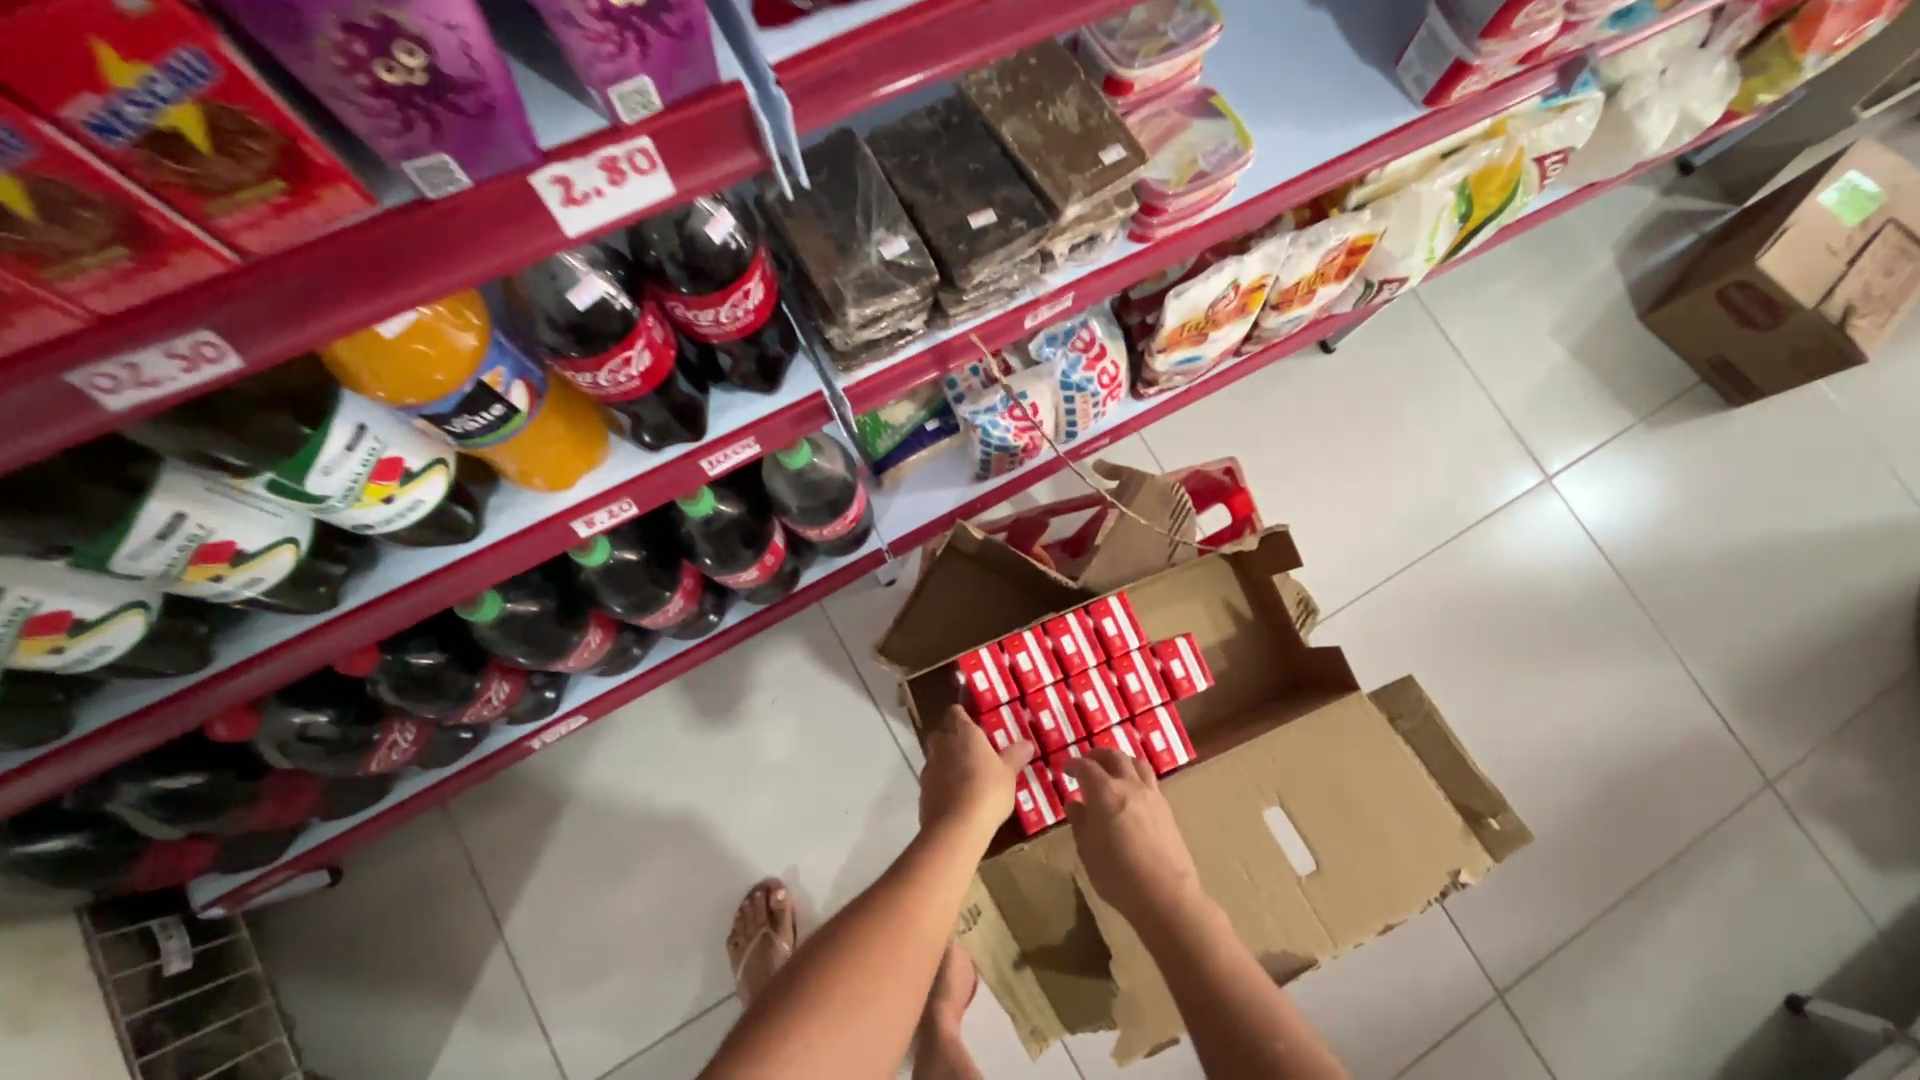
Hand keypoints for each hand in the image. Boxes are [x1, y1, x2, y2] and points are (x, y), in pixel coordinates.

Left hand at [920, 706, 1032, 840]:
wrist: (956, 827)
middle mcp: (941, 744)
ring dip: (947, 762)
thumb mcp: (1008, 773)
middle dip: (953, 738)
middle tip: (973, 750)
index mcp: (962, 732)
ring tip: (967, 776)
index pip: (955, 712)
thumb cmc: (987, 790)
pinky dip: (942, 783)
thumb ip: (1015, 756)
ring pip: (936, 756)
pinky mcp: (922, 791)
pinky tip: (957, 797)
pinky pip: (933, 779)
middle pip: (941, 732)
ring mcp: (929, 767)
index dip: (963, 716)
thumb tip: (1027, 744)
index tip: (975, 725)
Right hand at [1066, 749, 1202, 926]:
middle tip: (1087, 763)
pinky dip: (1136, 777)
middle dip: (1097, 755)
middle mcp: (1130, 785)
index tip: (1065, 769)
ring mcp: (1152, 795)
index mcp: (1105, 792)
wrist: (1165, 895)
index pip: (1086, 767)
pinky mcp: (1167, 809)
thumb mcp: (1087, 850)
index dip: (1073, 765)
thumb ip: (1080, 822)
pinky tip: (1131, 794)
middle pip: (1115, 756)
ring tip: (1112, 771)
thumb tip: (1074, 804)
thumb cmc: (1117, 875)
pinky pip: (1149, 781)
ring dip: (1121, 761)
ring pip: (1137, 763)